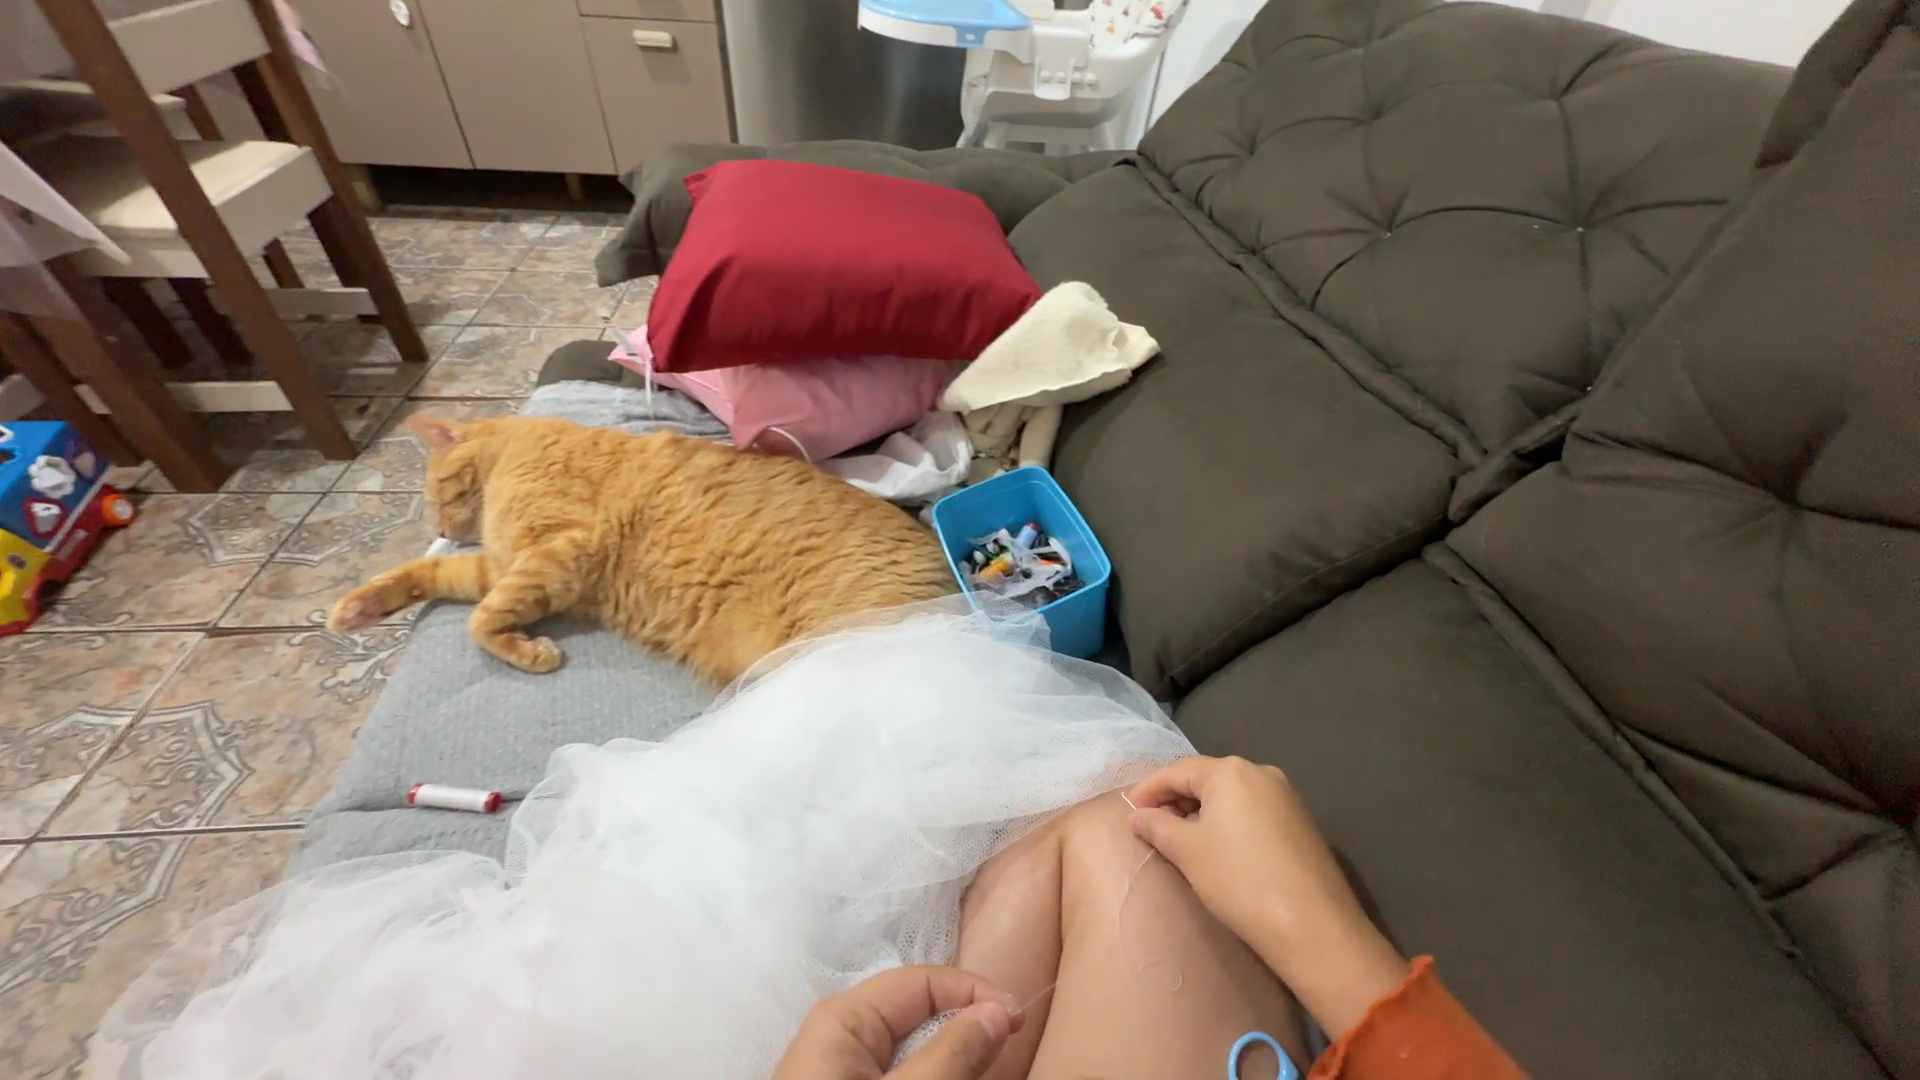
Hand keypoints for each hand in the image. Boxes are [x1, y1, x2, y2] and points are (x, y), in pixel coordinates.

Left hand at [772, 966, 1022, 1079]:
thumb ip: (950, 1055)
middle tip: (1005, 1055)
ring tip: (979, 1073)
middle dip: (963, 1032)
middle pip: (919, 1014)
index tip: (1019, 1021)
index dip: (974, 992)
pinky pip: (898, 1075)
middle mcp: (841, 1035)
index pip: (923, 980)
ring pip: (913, 1051)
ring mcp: (842, 1071)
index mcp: (845, 1017)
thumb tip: (997, 1010)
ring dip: (948, 1065)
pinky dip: (927, 1079)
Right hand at [1127, 756, 1408, 1035]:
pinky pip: (1252, 811)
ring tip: (1182, 838)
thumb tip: (1138, 816)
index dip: (1149, 788)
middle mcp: (1260, 773)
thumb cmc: (1240, 880)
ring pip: (1230, 795)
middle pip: (1205, 778)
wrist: (1316, 929)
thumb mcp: (1187, 852)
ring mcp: (1286, 797)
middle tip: (1152, 825)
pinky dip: (1228, 822)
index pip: (1177, 770)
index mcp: (1230, 771)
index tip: (1129, 811)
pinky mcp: (1301, 823)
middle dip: (1175, 798)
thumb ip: (1156, 826)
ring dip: (1201, 811)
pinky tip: (1219, 847)